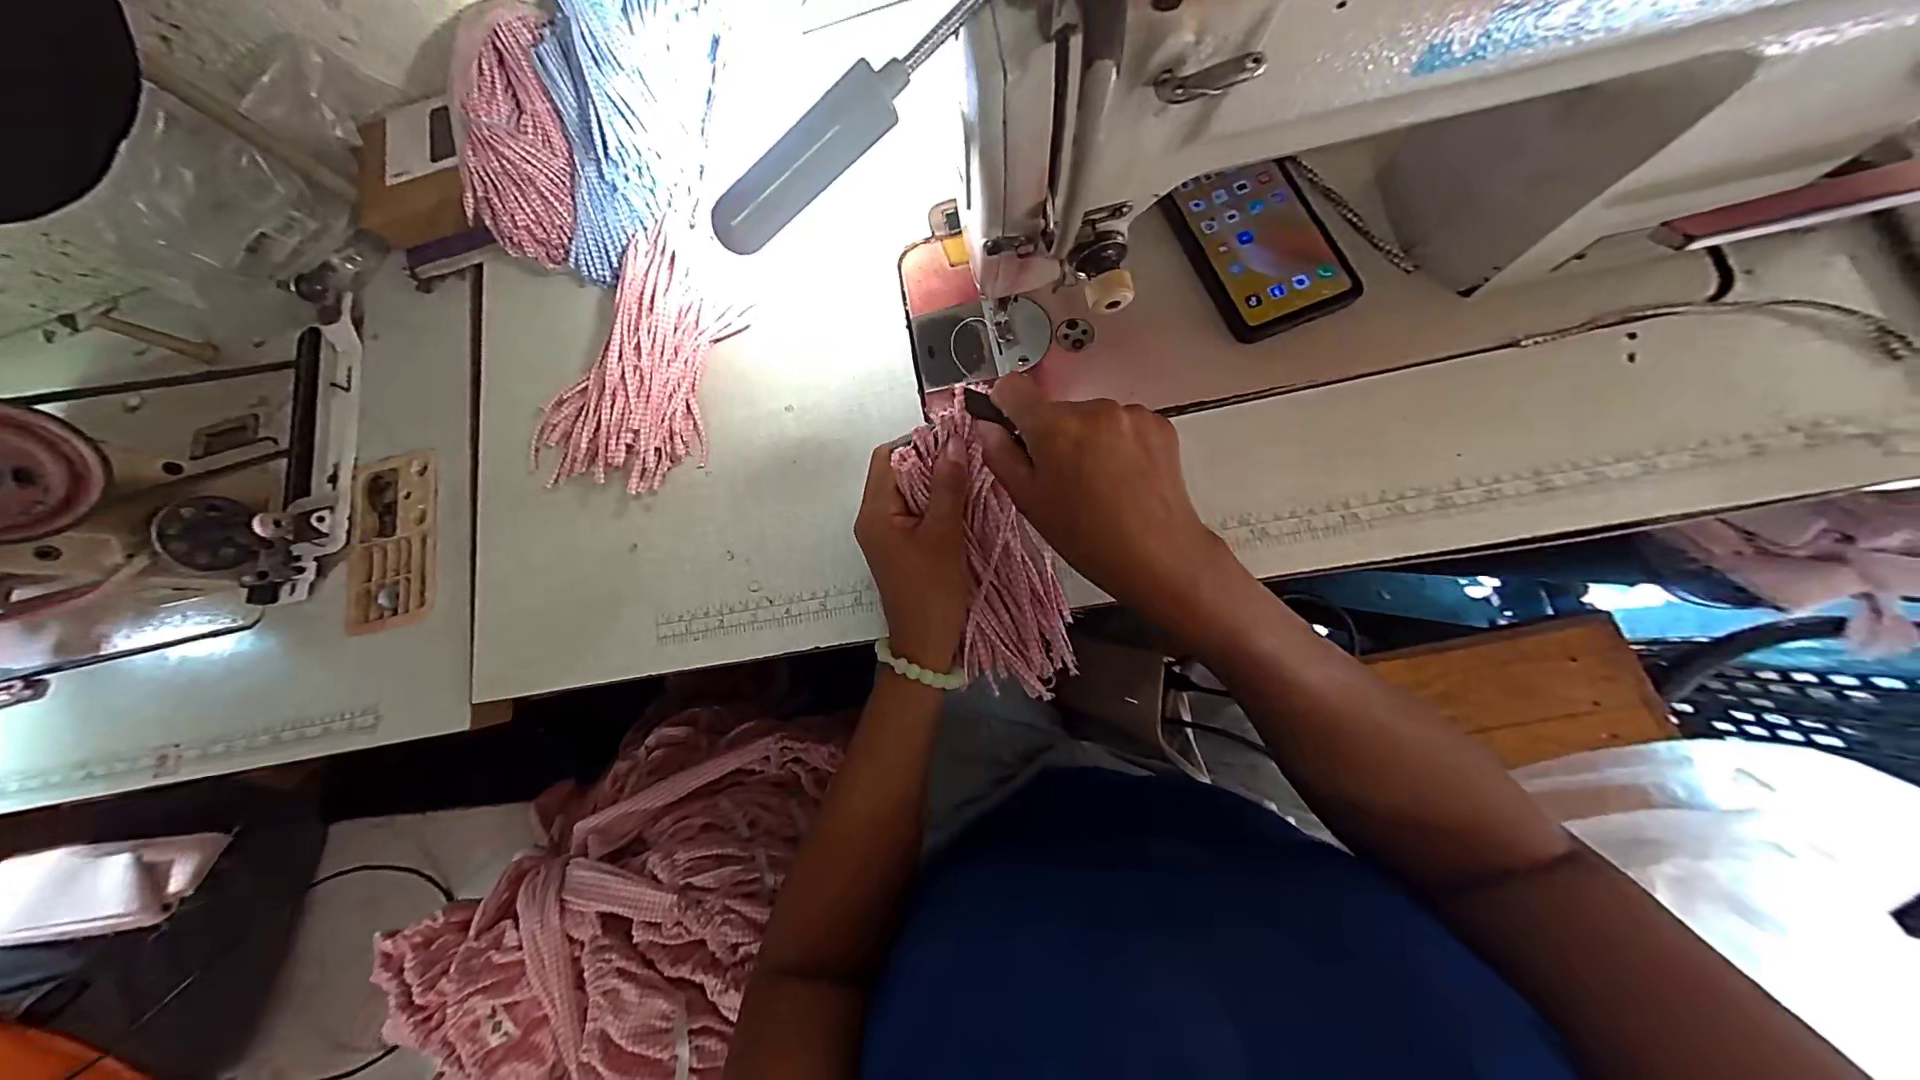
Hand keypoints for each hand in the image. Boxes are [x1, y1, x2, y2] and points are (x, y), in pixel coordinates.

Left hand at [854, 439, 970, 672]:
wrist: (926, 643)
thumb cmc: (933, 592)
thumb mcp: (944, 535)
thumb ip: (948, 487)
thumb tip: (954, 442)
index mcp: (875, 512)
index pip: (889, 456)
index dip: (919, 442)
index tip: (955, 439)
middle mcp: (873, 517)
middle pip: (897, 470)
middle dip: (931, 459)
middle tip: (968, 456)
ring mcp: (886, 532)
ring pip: (909, 490)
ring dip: (936, 480)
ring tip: (969, 476)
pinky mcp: (900, 545)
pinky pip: (915, 510)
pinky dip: (936, 501)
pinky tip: (962, 501)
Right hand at [978, 373, 1251, 641]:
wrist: (1158, 554)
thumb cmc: (1088, 537)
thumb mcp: (1029, 502)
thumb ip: (1001, 455)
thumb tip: (987, 426)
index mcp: (1054, 427)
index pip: (1013, 387)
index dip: (1005, 404)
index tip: (1010, 425)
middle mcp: (1092, 409)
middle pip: (1056, 409)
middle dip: (1053, 434)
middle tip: (1062, 477)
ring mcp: (1129, 413)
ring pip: (1091, 418)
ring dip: (1088, 439)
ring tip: (1098, 482)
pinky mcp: (1158, 423)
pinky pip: (1123, 424)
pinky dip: (1118, 443)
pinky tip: (1123, 477)